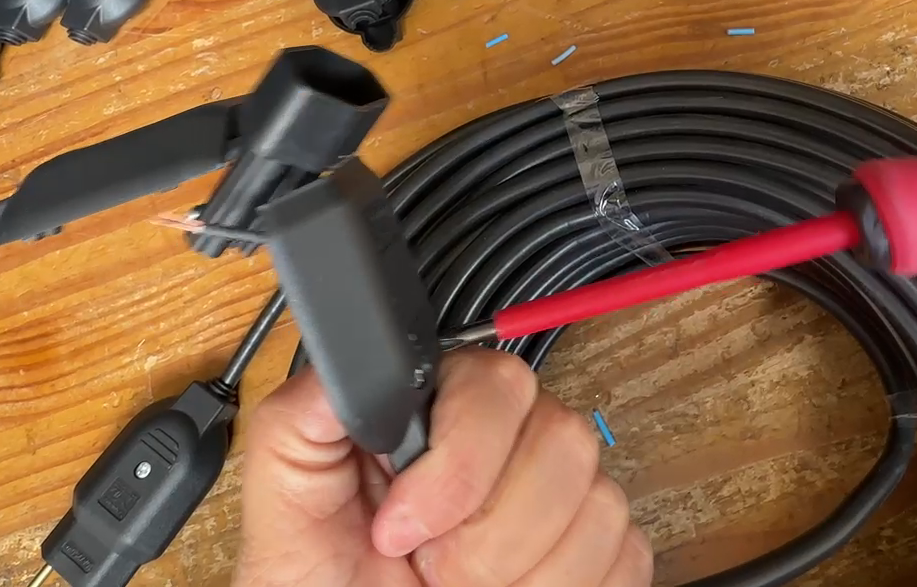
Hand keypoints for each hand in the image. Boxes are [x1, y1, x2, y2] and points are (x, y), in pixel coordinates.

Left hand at [234, 348, 651, 586]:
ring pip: (599, 501)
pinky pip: (627, 552)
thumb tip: (348, 352)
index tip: (404, 529)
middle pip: (563, 438)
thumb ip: (302, 420)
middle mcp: (513, 438)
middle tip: (431, 571)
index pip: (500, 384)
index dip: (461, 463)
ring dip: (526, 575)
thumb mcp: (290, 512)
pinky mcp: (601, 545)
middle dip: (489, 534)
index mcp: (446, 412)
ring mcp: (563, 491)